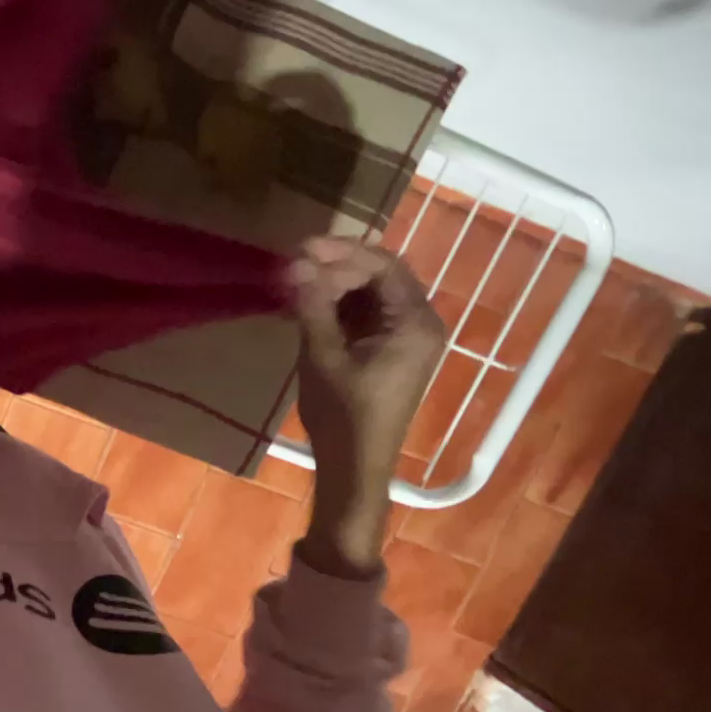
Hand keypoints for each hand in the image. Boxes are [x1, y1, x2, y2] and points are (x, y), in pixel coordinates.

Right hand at [289, 237, 445, 578]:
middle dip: (335, 265)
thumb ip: (312, 306)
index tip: (298, 247)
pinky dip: (337, 304)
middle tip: (291, 264)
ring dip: (333, 284)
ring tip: (293, 282)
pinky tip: (306, 306)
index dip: (340, 251)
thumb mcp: (322, 356)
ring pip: (370, 292)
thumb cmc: (343, 414)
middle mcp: (419, 323)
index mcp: (414, 322)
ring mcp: (405, 337)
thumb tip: (294, 263)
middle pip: (380, 275)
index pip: (382, 266)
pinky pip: (365, 313)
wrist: (354, 464)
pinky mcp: (388, 350)